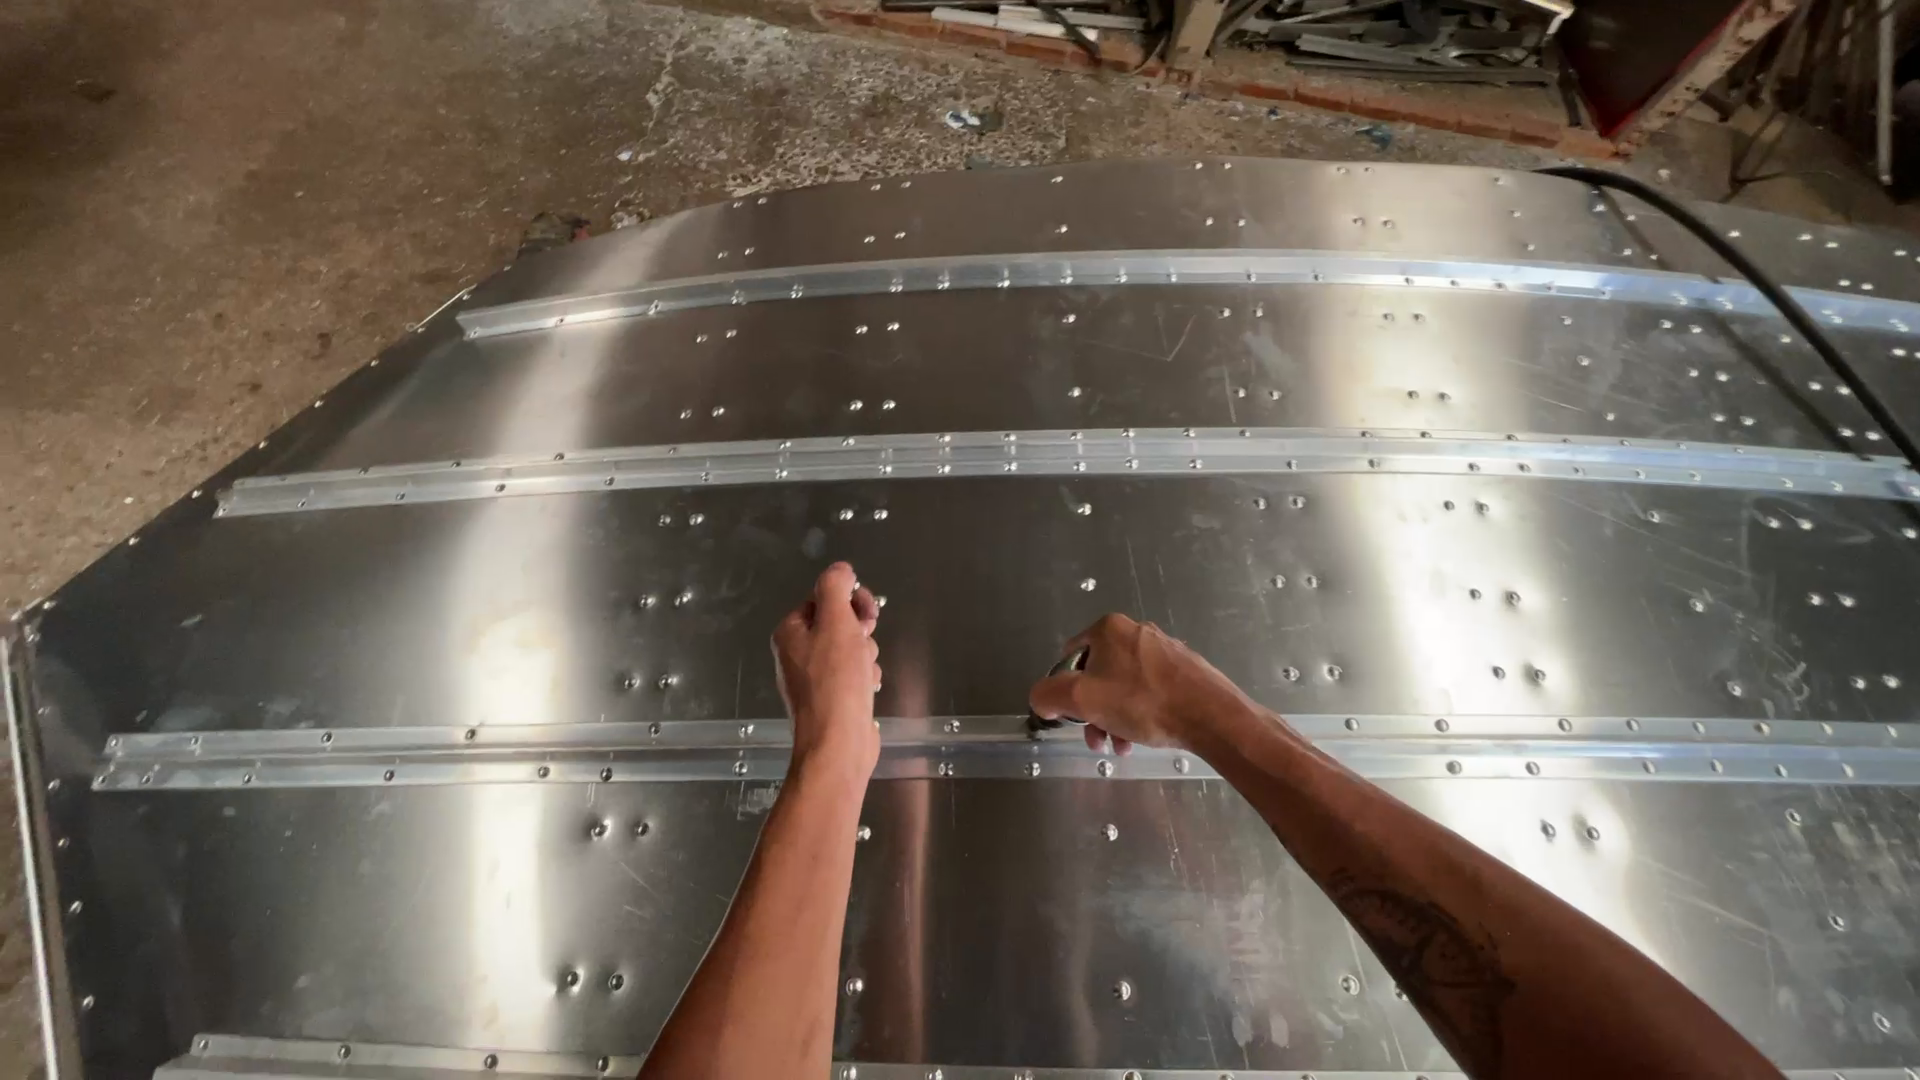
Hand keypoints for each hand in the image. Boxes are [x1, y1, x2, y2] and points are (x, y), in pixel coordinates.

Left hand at [772, 562, 882, 774]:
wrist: (838, 743)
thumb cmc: (836, 680)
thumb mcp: (837, 623)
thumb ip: (836, 588)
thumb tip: (840, 569)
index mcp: (789, 632)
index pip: (823, 599)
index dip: (850, 601)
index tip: (868, 612)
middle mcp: (796, 654)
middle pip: (838, 623)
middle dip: (860, 630)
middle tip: (865, 642)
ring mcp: (812, 679)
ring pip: (850, 649)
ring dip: (865, 655)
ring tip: (864, 672)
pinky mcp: (830, 700)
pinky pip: (853, 675)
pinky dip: (863, 678)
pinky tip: (867, 689)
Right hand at [1029, 614, 1256, 753]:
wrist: (1212, 717)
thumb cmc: (1143, 702)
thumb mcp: (1081, 699)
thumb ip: (1048, 695)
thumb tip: (1041, 698)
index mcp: (1108, 628)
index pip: (1069, 656)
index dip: (1063, 688)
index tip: (1072, 715)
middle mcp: (1136, 631)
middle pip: (1098, 673)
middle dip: (1093, 709)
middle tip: (1096, 738)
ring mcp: (1164, 649)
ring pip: (1124, 685)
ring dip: (1115, 716)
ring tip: (1121, 745)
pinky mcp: (1185, 669)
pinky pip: (1150, 690)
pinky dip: (1141, 712)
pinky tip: (1144, 736)